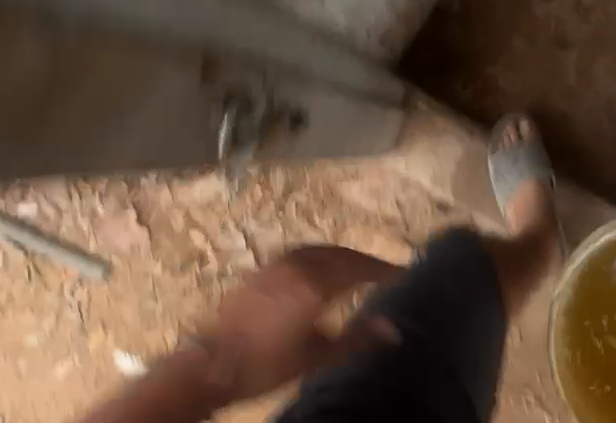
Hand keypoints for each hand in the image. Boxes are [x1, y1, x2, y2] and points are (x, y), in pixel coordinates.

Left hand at [188, 244, 403, 403]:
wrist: (212, 364)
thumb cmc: (267, 365)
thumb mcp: (317, 357)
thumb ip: (357, 339)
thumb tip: (394, 329)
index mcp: (317, 284)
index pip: (361, 268)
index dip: (384, 270)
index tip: (403, 272)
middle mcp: (302, 264)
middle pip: (344, 255)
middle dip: (367, 261)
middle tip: (385, 271)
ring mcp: (281, 263)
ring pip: (324, 250)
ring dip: (346, 255)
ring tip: (360, 266)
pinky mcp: (266, 267)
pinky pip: (305, 252)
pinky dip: (324, 255)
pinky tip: (324, 266)